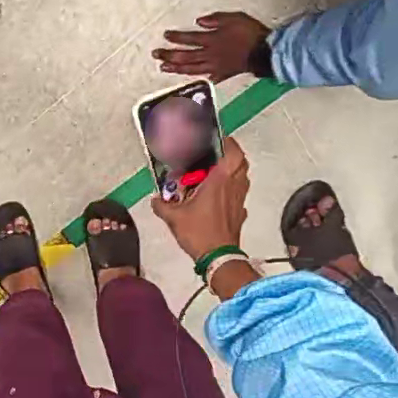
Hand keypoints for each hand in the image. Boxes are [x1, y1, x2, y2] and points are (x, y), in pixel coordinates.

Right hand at [151, 136, 250, 259]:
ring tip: (216, 176)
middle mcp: (234, 186)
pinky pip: (239, 195)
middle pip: (241, 163)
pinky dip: (232, 191)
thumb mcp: (174, 217)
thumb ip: (162, 205)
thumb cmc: (199, 231)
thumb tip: (155, 200)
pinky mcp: (240, 213)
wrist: (218, 256)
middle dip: (232, 157)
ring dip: (233, 173)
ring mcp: (240, 200)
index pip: (234, 152)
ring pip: (242, 178)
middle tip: (216, 158)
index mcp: (220, 180)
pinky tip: (218, 198)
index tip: (220, 140)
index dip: (230, 143)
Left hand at [153, 12, 270, 80]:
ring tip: (163, 68)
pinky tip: (189, 78)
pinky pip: (205, 77)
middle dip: (168, 55)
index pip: (188, 39)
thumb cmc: (250, 33)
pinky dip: (196, 77)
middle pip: (184, 57)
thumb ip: (215, 20)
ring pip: (190, 69)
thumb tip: (198, 22)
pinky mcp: (221, 74)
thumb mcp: (234, 18)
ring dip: (175, 68)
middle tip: (156, 54)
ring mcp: (213, 67)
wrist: (263, 52)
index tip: (165, 36)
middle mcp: (208, 55)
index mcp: (211, 40)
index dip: (176, 38)